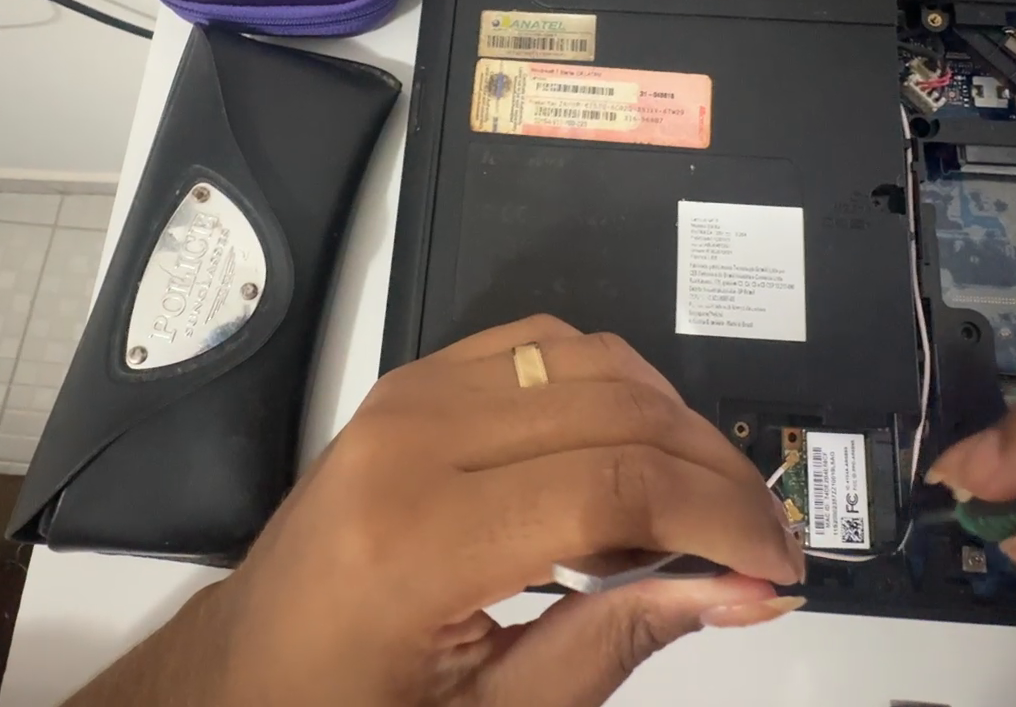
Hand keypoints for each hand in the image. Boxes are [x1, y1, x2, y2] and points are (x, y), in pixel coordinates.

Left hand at [66, 315, 805, 706]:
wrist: (240, 674)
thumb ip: (617, 642)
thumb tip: (738, 588)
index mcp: (418, 537)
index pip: (610, 486)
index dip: (717, 515)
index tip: (776, 563)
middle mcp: (414, 434)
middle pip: (611, 409)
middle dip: (711, 467)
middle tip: (758, 534)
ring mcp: (412, 388)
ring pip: (588, 357)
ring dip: (666, 416)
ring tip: (694, 497)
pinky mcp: (417, 375)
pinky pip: (542, 341)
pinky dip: (608, 381)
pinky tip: (625, 443)